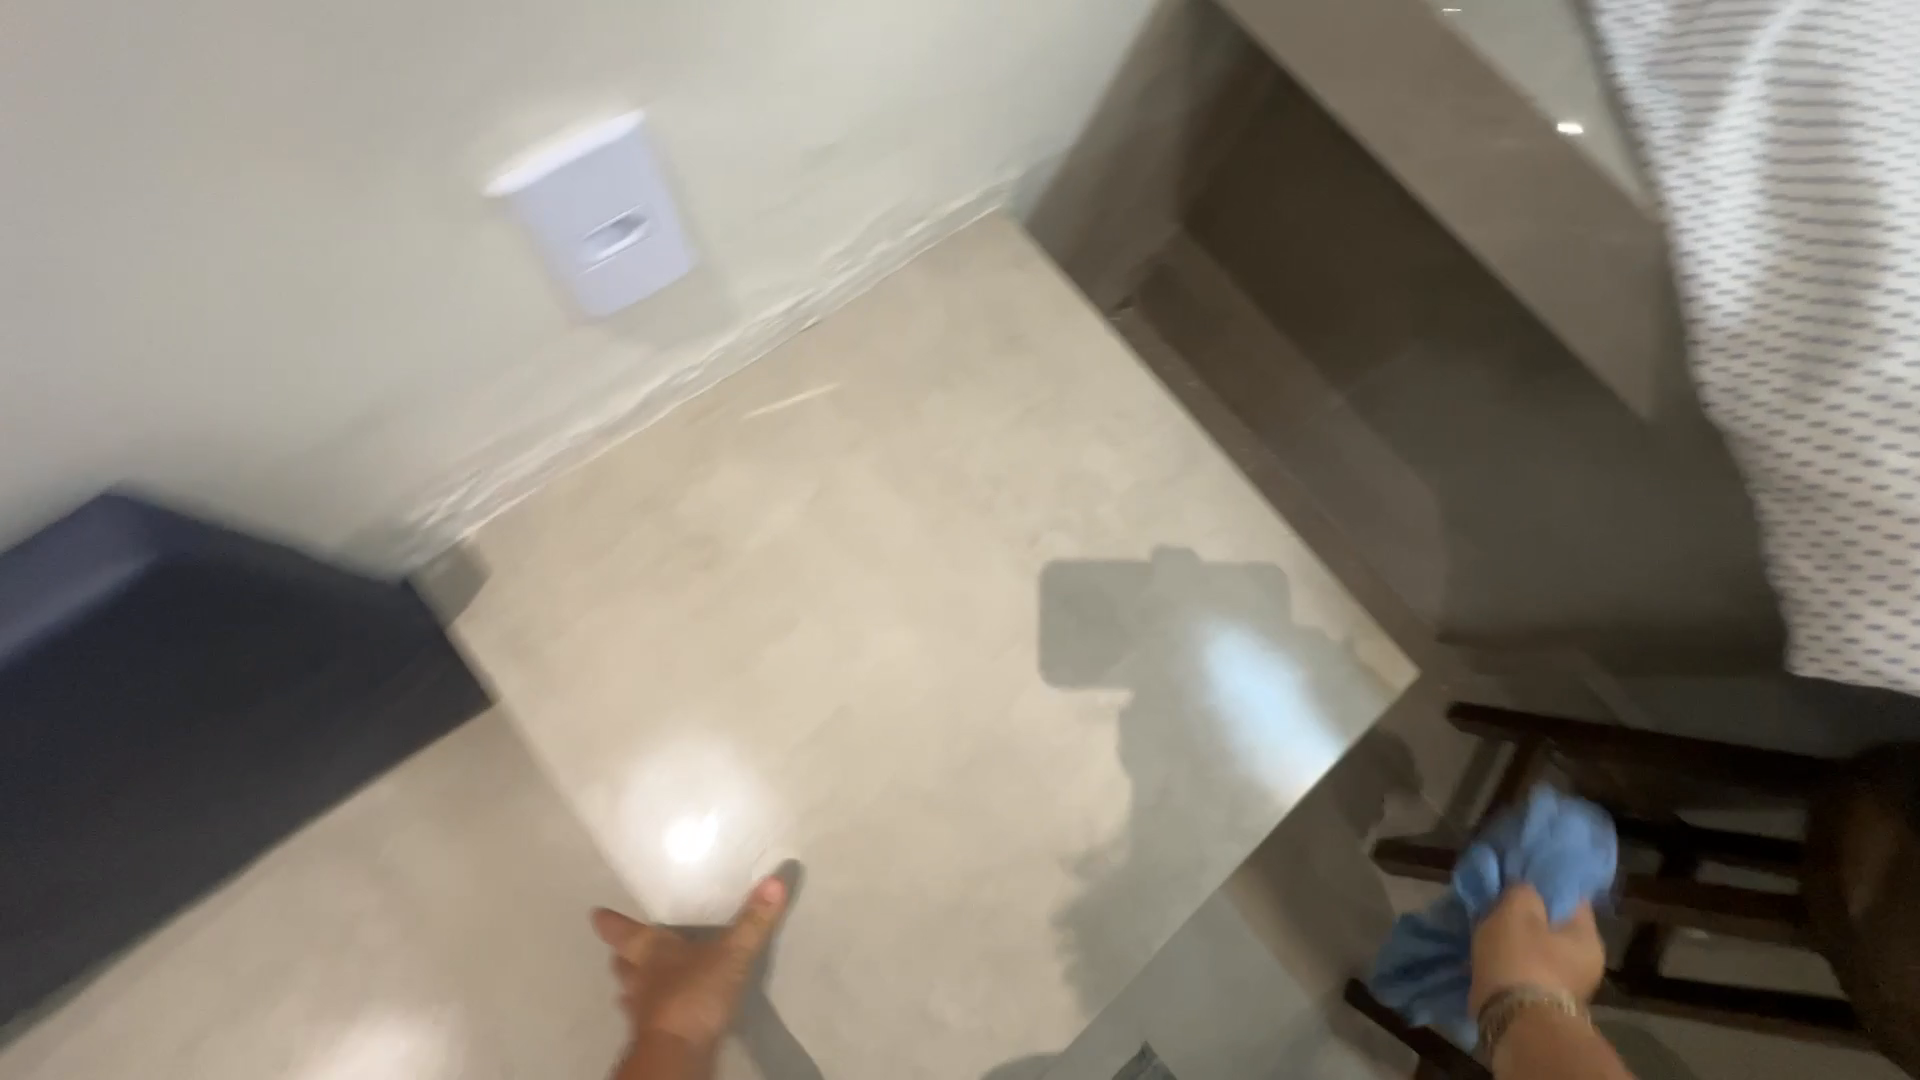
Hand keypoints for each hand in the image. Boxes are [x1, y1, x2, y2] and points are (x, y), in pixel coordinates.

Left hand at [592, 876, 789, 1049]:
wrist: (676, 1059)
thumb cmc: (694, 996)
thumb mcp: (732, 954)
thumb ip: (753, 920)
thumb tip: (776, 879)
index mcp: (651, 953)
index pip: (624, 933)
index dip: (612, 924)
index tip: (596, 914)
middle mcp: (640, 981)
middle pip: (624, 966)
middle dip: (622, 957)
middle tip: (621, 951)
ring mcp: (643, 1015)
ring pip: (631, 995)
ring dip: (634, 988)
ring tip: (638, 985)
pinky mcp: (654, 1041)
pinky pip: (648, 1021)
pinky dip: (652, 1015)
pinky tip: (663, 1017)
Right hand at [1469, 884, 1604, 1015]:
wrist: (1513, 1016)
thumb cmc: (1520, 957)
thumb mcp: (1516, 909)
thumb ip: (1523, 890)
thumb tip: (1525, 888)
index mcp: (1587, 937)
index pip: (1571, 896)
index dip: (1544, 878)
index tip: (1519, 867)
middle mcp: (1584, 959)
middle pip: (1553, 920)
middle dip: (1527, 906)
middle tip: (1499, 891)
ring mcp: (1565, 980)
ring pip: (1537, 940)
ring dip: (1515, 930)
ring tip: (1488, 915)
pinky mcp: (1541, 993)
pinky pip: (1525, 959)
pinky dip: (1509, 949)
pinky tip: (1489, 940)